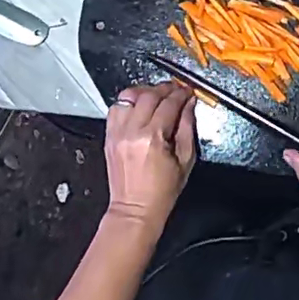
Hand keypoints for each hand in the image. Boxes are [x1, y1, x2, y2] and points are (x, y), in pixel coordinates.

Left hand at [104, 84, 197, 230]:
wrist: (135, 211)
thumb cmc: (161, 192)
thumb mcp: (185, 160)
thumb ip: (187, 127)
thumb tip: (189, 104)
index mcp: (153, 138)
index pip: (169, 103)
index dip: (181, 93)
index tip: (188, 91)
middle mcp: (132, 131)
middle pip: (149, 95)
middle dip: (166, 88)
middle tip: (176, 90)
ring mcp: (118, 133)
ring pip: (130, 96)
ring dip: (146, 91)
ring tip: (157, 95)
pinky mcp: (109, 136)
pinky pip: (116, 108)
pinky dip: (129, 102)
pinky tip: (139, 106)